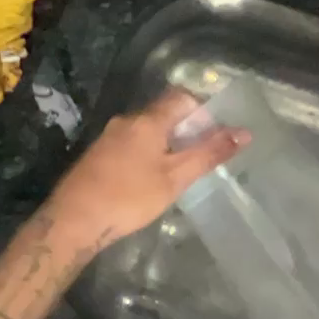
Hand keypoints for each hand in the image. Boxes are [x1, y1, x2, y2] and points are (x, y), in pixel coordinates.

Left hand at [44, 90, 247, 246]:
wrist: (73, 221)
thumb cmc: (130, 197)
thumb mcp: (176, 178)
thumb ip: (209, 153)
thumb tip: (245, 133)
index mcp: (147, 120)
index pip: (181, 97)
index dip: (203, 110)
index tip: (215, 136)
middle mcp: (126, 121)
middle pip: (163, 113)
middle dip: (186, 129)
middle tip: (201, 157)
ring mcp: (108, 137)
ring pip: (146, 130)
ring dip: (166, 143)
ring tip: (179, 171)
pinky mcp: (97, 155)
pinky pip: (131, 143)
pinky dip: (147, 153)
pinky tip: (150, 179)